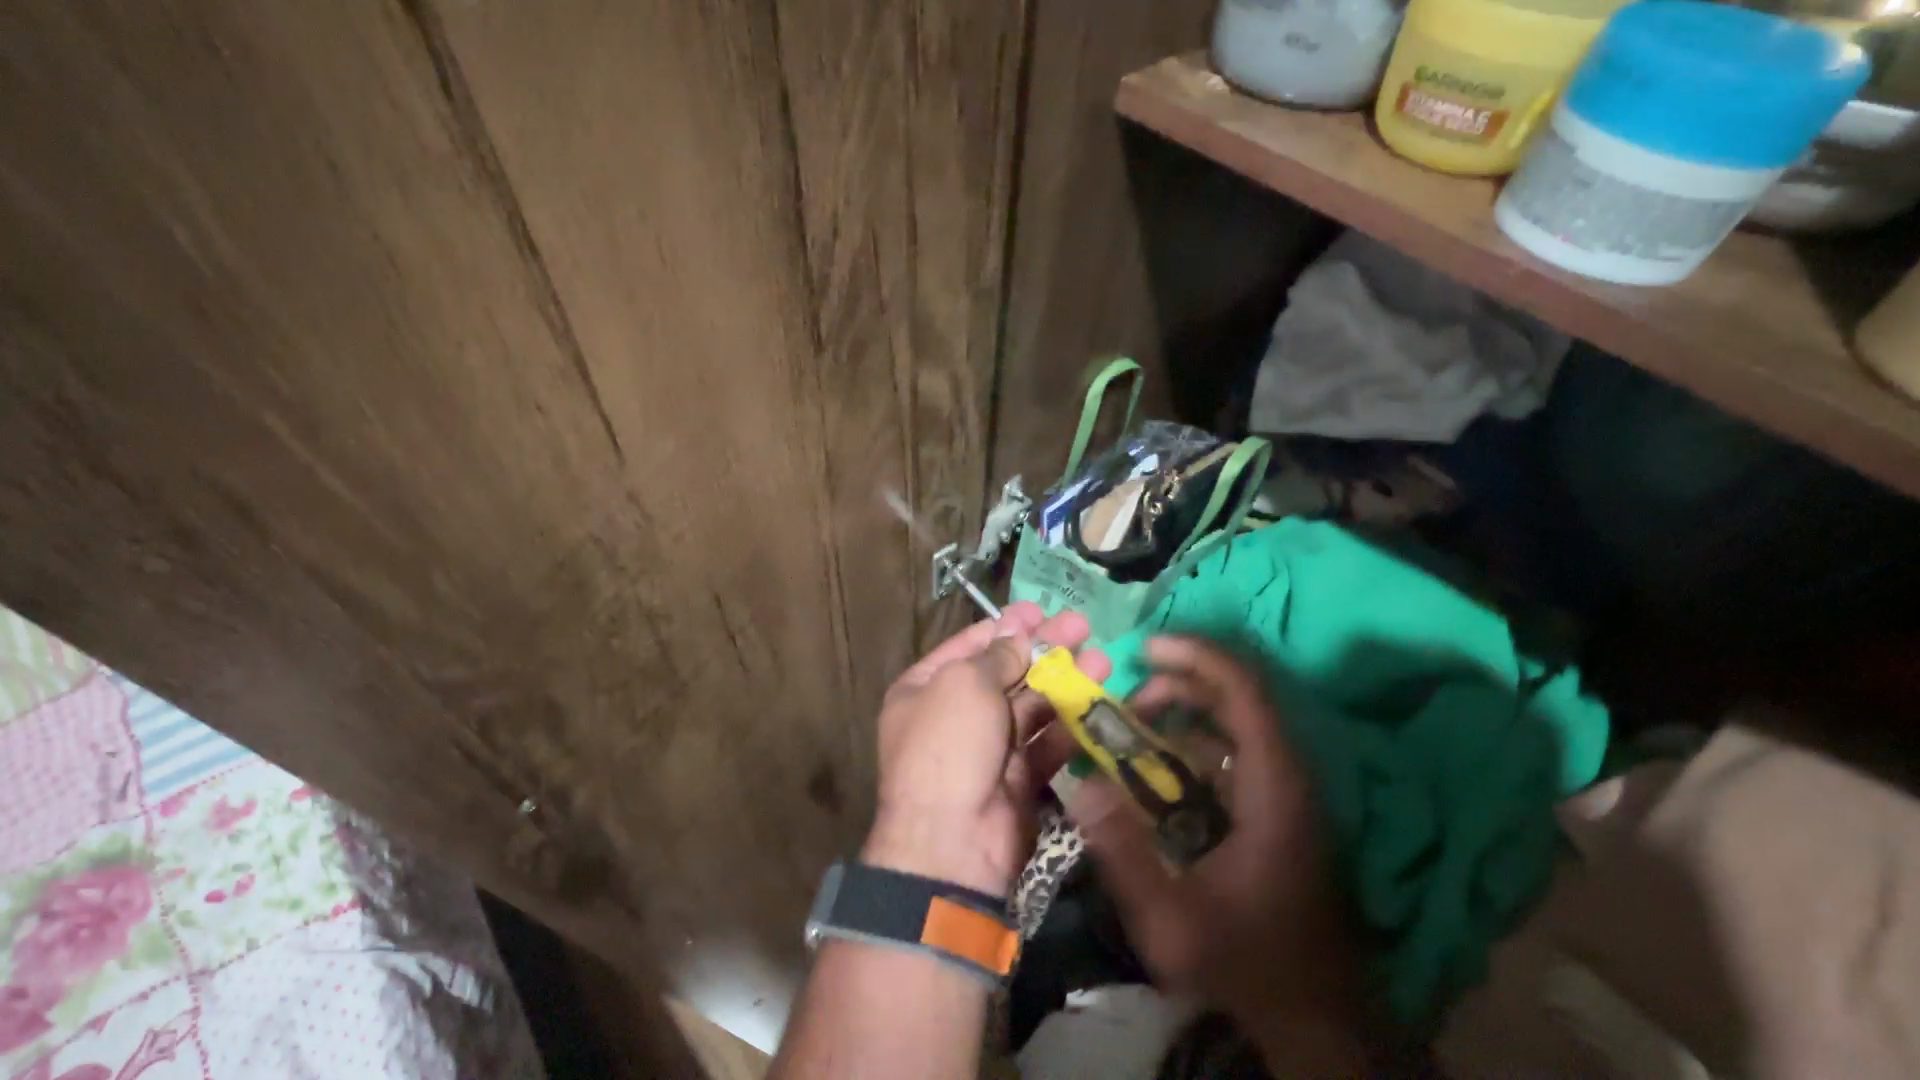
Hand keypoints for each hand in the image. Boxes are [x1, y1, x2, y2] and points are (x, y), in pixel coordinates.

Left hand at [863, 601, 1110, 896]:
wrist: (953, 840)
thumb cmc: (949, 746)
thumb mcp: (965, 685)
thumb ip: (997, 657)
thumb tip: (1018, 633)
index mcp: (926, 689)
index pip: (969, 646)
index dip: (1005, 626)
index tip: (1040, 609)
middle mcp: (955, 716)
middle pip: (1005, 673)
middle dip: (1044, 650)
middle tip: (1083, 626)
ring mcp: (988, 750)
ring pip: (1032, 707)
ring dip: (1065, 683)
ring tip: (1104, 660)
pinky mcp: (1019, 779)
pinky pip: (1047, 743)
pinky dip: (1072, 724)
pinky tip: (1100, 702)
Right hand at [1064, 637, 1366, 1064]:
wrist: (1316, 1014)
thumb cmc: (1246, 960)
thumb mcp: (1170, 916)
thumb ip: (1122, 849)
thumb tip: (1080, 783)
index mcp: (1272, 787)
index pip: (1245, 693)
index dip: (1198, 657)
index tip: (1145, 648)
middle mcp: (1288, 778)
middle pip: (1241, 699)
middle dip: (1181, 683)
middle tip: (1127, 696)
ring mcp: (1287, 796)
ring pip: (1240, 726)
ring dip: (1188, 712)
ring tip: (1135, 725)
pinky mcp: (1279, 814)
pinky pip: (1237, 756)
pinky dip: (1197, 745)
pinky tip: (1160, 769)